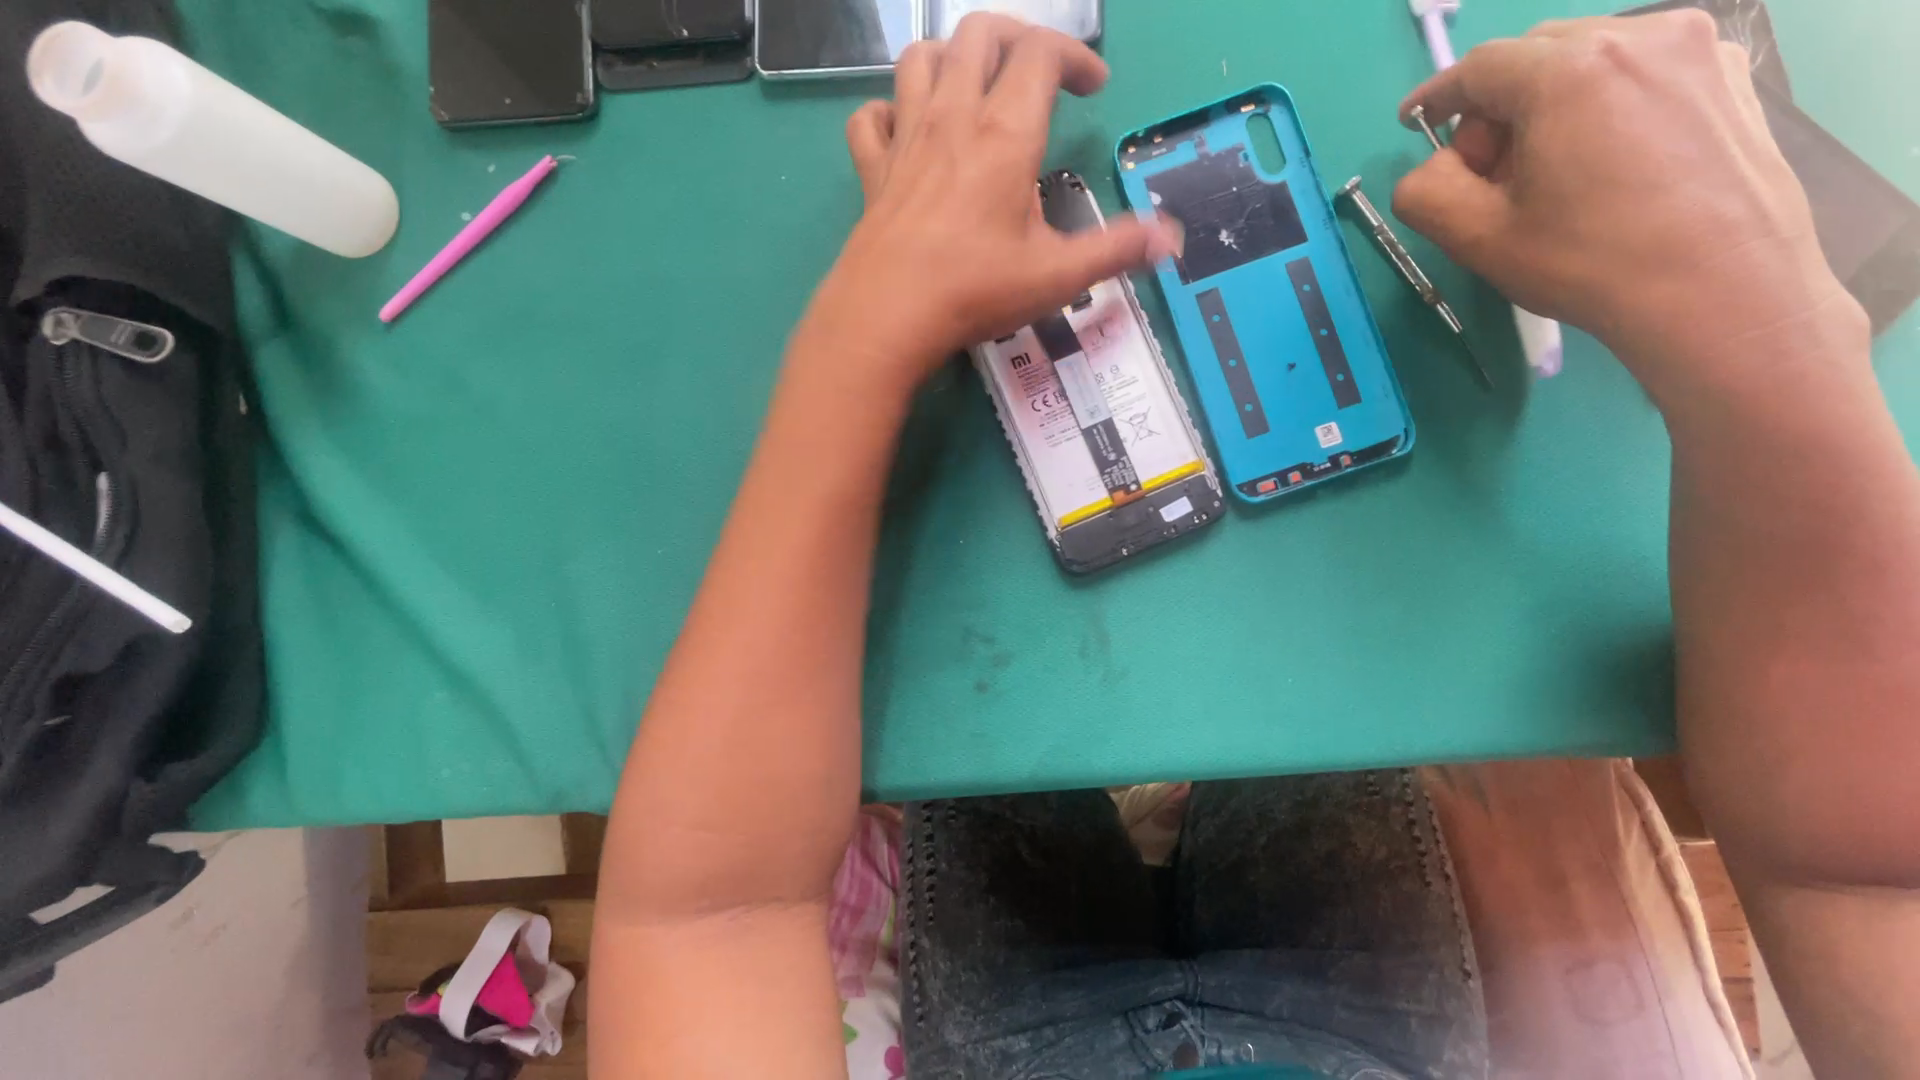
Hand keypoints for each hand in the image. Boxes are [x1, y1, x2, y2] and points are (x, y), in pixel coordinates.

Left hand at [798, 14, 1180, 393]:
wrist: (888, 316)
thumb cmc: (976, 291)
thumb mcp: (1058, 275)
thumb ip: (1116, 250)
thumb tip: (1171, 238)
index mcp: (1004, 134)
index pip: (1041, 53)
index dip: (1075, 56)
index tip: (1093, 88)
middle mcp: (952, 118)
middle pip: (979, 34)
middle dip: (1017, 38)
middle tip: (1038, 75)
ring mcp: (905, 139)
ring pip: (920, 58)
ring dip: (953, 58)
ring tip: (976, 88)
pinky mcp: (872, 169)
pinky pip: (871, 116)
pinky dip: (889, 110)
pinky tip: (907, 130)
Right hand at [1394, 12, 1866, 404]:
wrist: (1720, 291)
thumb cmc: (1588, 263)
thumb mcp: (1476, 237)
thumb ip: (1424, 191)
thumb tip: (1434, 168)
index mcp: (1568, 71)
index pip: (1479, 66)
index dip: (1436, 96)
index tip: (1414, 125)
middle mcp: (1639, 36)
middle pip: (1536, 55)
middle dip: (1498, 108)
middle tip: (1492, 174)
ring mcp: (1697, 49)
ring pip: (1590, 60)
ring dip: (1551, 105)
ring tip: (1554, 173)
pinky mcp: (1731, 75)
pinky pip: (1642, 72)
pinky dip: (1606, 105)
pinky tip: (1608, 164)